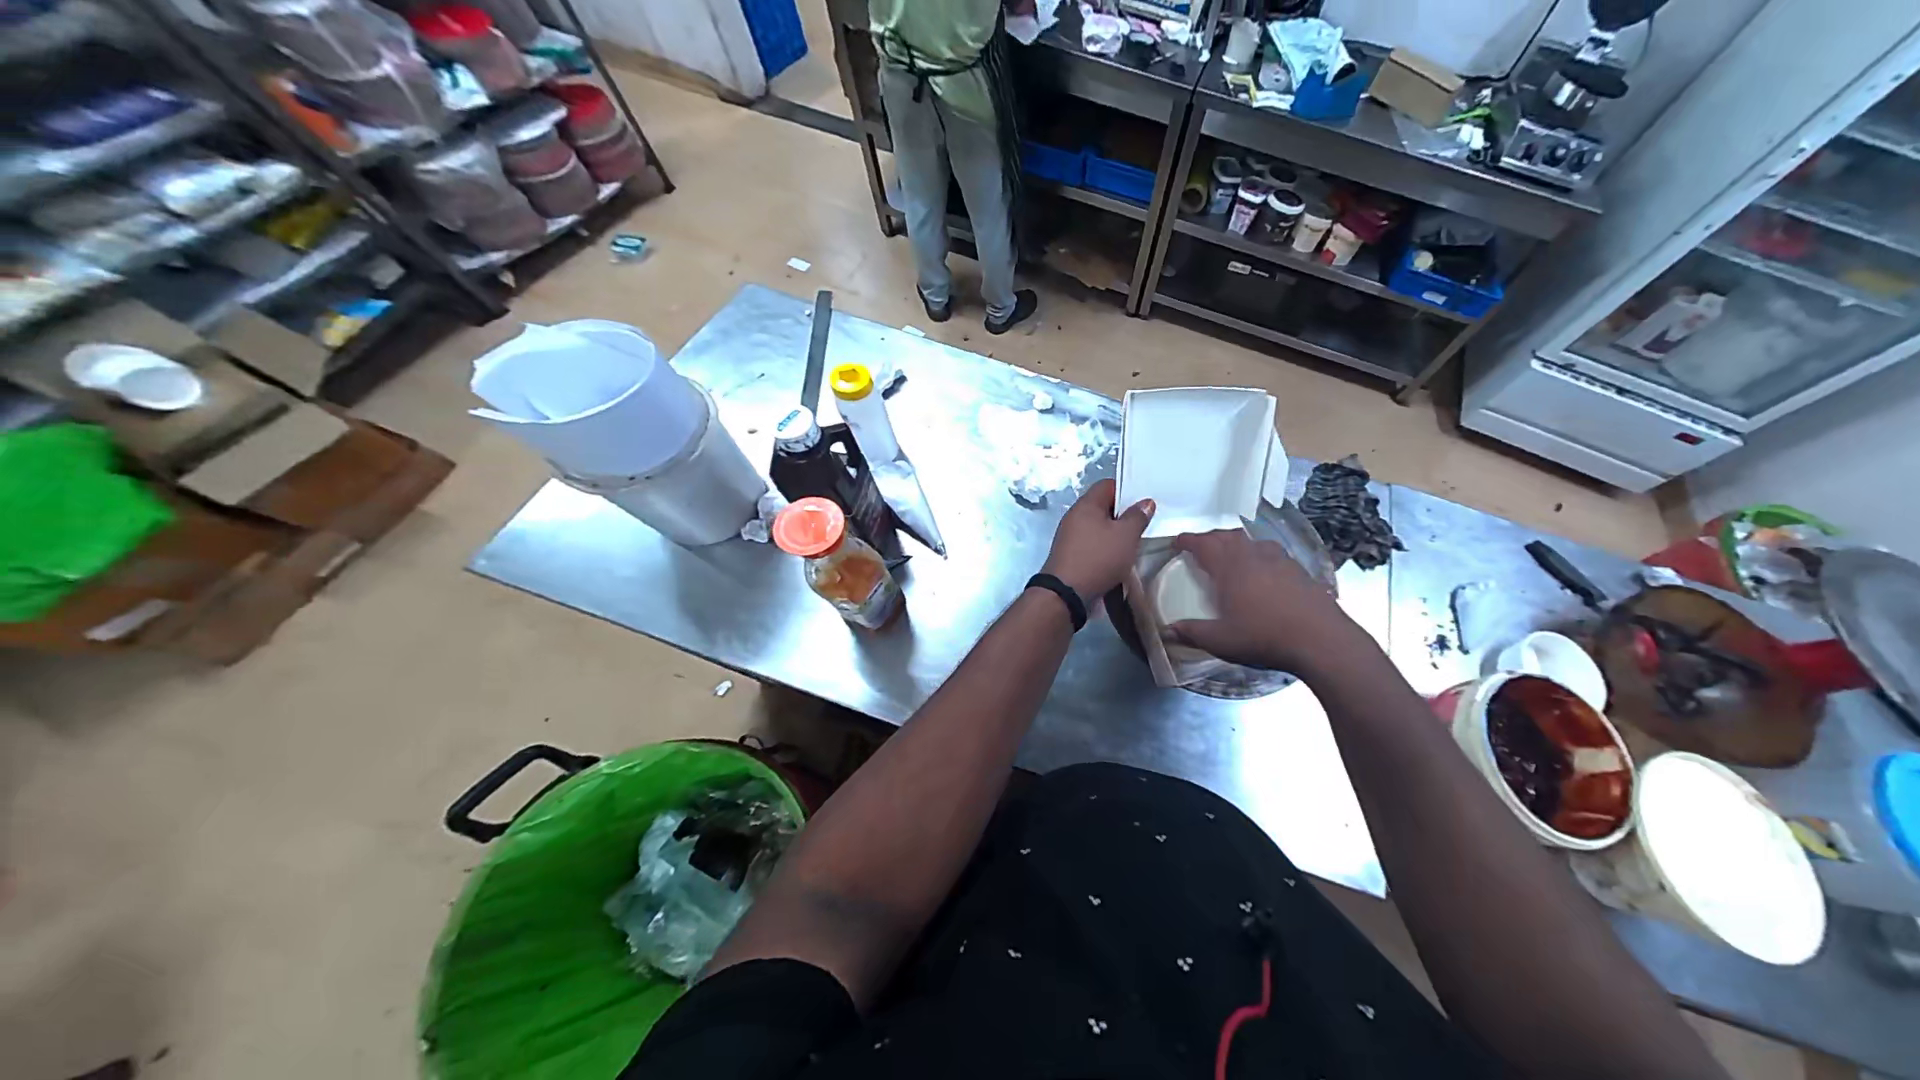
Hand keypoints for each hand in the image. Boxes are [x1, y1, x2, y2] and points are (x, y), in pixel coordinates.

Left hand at [1041, 479, 1153, 600]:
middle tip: (1144, 524)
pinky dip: (1105, 548)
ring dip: (1115, 534)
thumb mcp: (1126, 536)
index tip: (1144, 503)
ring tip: (1135, 542)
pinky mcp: (1070, 554)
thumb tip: (1145, 502)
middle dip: (1124, 515)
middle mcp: (1074, 516)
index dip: (1127, 490)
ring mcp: (1070, 536)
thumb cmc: (1098, 558)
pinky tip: (1118, 558)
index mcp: (1086, 505)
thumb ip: (1138, 516)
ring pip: (1098, 527)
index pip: (1107, 485)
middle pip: (1103, 507)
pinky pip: (1092, 544)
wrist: (1066, 594)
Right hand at [1168, 529, 1370, 673]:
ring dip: (1237, 544)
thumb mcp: (1221, 641)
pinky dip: (1260, 556)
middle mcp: (1255, 557)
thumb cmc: (1265, 637)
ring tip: (1231, 555)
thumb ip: (1192, 633)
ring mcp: (1281, 561)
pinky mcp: (1301, 572)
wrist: (1322, 641)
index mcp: (1230, 568)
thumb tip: (1168, 631)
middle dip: (1211, 538)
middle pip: (1228, 537)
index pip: (1204, 544)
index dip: (1188, 541)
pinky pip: (1273, 554)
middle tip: (1201, 548)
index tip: (1177, 542)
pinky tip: (1264, 572)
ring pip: (1253, 542)